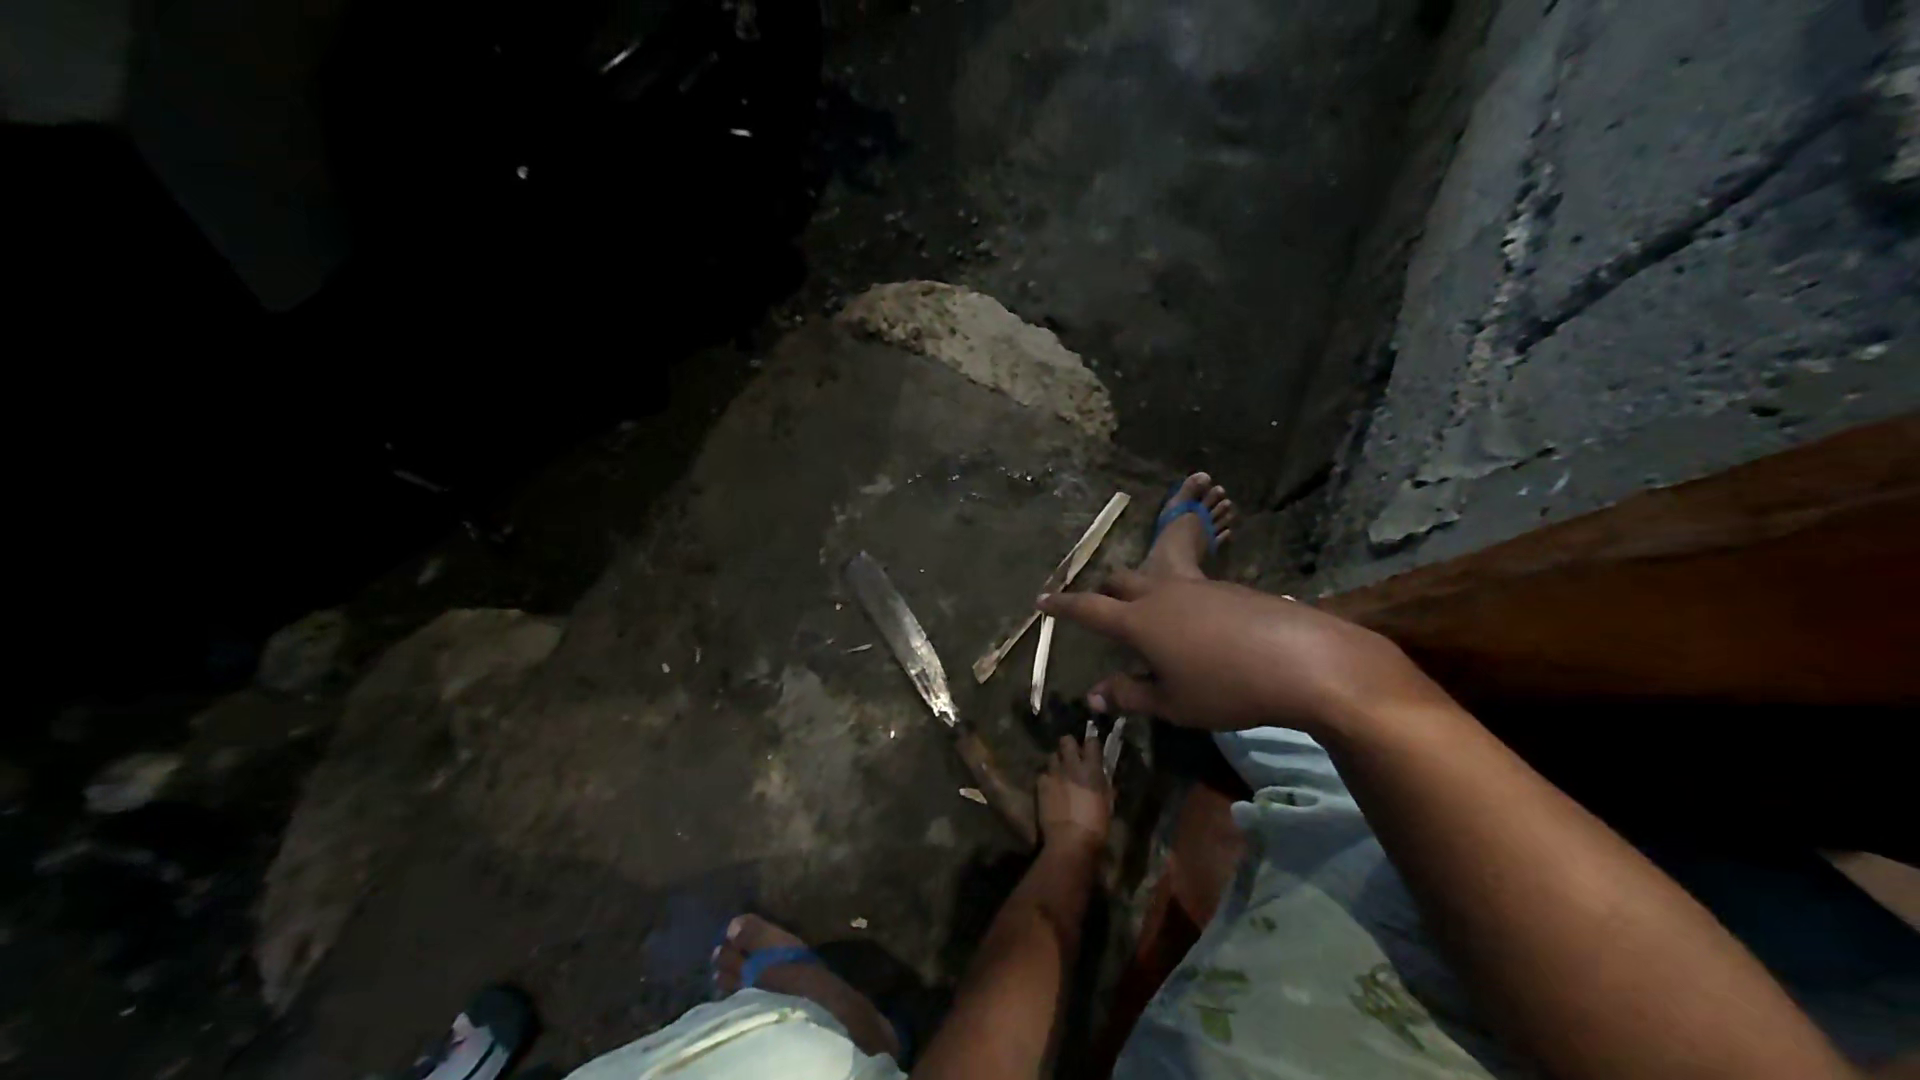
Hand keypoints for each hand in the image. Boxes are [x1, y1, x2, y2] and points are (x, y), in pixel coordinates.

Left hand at [1036, 735, 1110, 852]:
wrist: (1070, 841)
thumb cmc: (1096, 826)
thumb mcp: (1108, 803)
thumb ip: (1105, 786)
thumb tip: (1104, 778)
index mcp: (1092, 769)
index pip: (1091, 742)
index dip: (1091, 744)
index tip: (1091, 750)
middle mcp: (1071, 765)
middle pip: (1066, 740)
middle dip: (1069, 746)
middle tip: (1072, 757)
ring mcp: (1054, 773)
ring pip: (1052, 756)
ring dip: (1057, 762)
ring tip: (1060, 773)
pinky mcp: (1040, 784)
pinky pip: (1043, 773)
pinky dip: (1047, 778)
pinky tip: (1050, 788)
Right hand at [1037, 571, 1449, 735]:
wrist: (1306, 660)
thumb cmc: (1227, 688)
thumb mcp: (1173, 703)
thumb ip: (1129, 695)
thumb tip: (1093, 697)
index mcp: (1138, 620)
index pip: (1087, 608)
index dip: (1061, 606)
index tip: (1041, 601)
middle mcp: (1161, 593)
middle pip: (1119, 580)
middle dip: (1103, 592)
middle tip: (1100, 612)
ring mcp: (1197, 586)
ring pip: (1154, 579)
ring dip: (1141, 595)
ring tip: (1150, 625)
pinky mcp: (1229, 588)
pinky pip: (1188, 588)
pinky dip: (1176, 603)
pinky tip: (1198, 632)